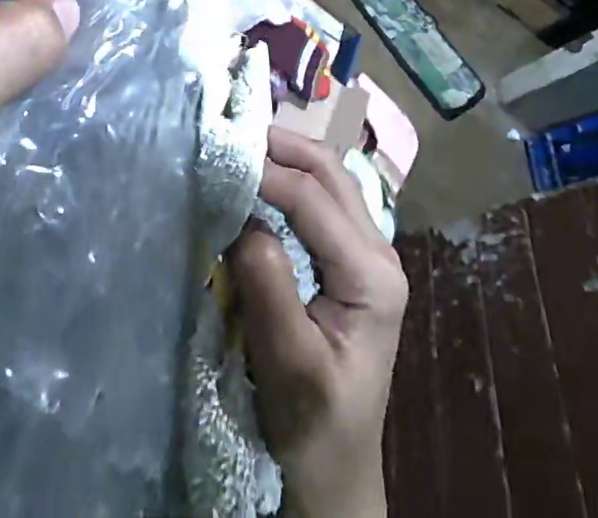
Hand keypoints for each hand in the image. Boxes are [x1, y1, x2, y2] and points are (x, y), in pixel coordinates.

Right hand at [230, 128, 407, 517]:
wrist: (334, 463)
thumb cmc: (312, 421)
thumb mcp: (288, 360)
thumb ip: (268, 285)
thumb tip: (241, 216)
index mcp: (371, 275)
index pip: (314, 199)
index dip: (266, 172)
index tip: (219, 158)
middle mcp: (378, 252)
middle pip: (332, 174)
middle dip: (282, 146)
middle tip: (231, 135)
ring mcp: (367, 254)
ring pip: (330, 180)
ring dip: (287, 157)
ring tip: (241, 149)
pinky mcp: (349, 261)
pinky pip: (322, 202)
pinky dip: (289, 180)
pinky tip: (259, 181)